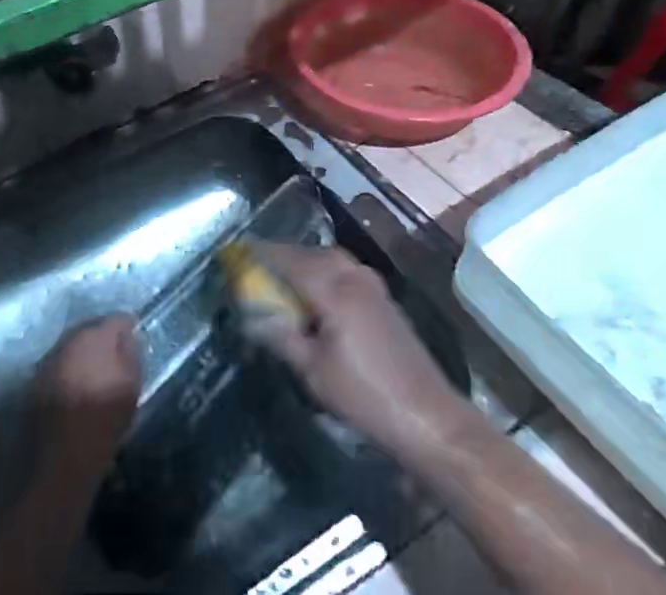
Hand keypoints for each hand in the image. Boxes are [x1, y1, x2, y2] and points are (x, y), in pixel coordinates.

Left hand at [35, 314, 141, 469]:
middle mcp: (69, 341)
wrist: (62, 457)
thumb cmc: (105, 419)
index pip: (116, 318)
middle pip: (90, 326)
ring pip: (72, 342)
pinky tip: (78, 380)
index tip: (136, 331)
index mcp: (96, 338)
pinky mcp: (36, 379)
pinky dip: (70, 365)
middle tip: (117, 346)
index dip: (128, 324)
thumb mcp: (132, 385)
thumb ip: (131, 353)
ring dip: (84, 348)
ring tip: (97, 364)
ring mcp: (49, 359)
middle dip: (104, 333)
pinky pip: (59, 361)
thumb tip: (128, 335)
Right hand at [244, 245, 478, 458]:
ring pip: (334, 260)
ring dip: (307, 261)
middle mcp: (356, 279)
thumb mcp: (312, 370)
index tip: (240, 250)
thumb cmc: (364, 395)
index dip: (264, 254)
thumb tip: (251, 317)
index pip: (292, 261)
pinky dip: (326, 272)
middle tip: (259, 265)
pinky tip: (317, 293)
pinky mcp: (385, 301)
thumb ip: (281, 336)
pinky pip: (348, 272)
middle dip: (285, 255)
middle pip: (314, 254)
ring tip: (284, 278)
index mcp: (336, 291)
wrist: (425, 415)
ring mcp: (375, 288)